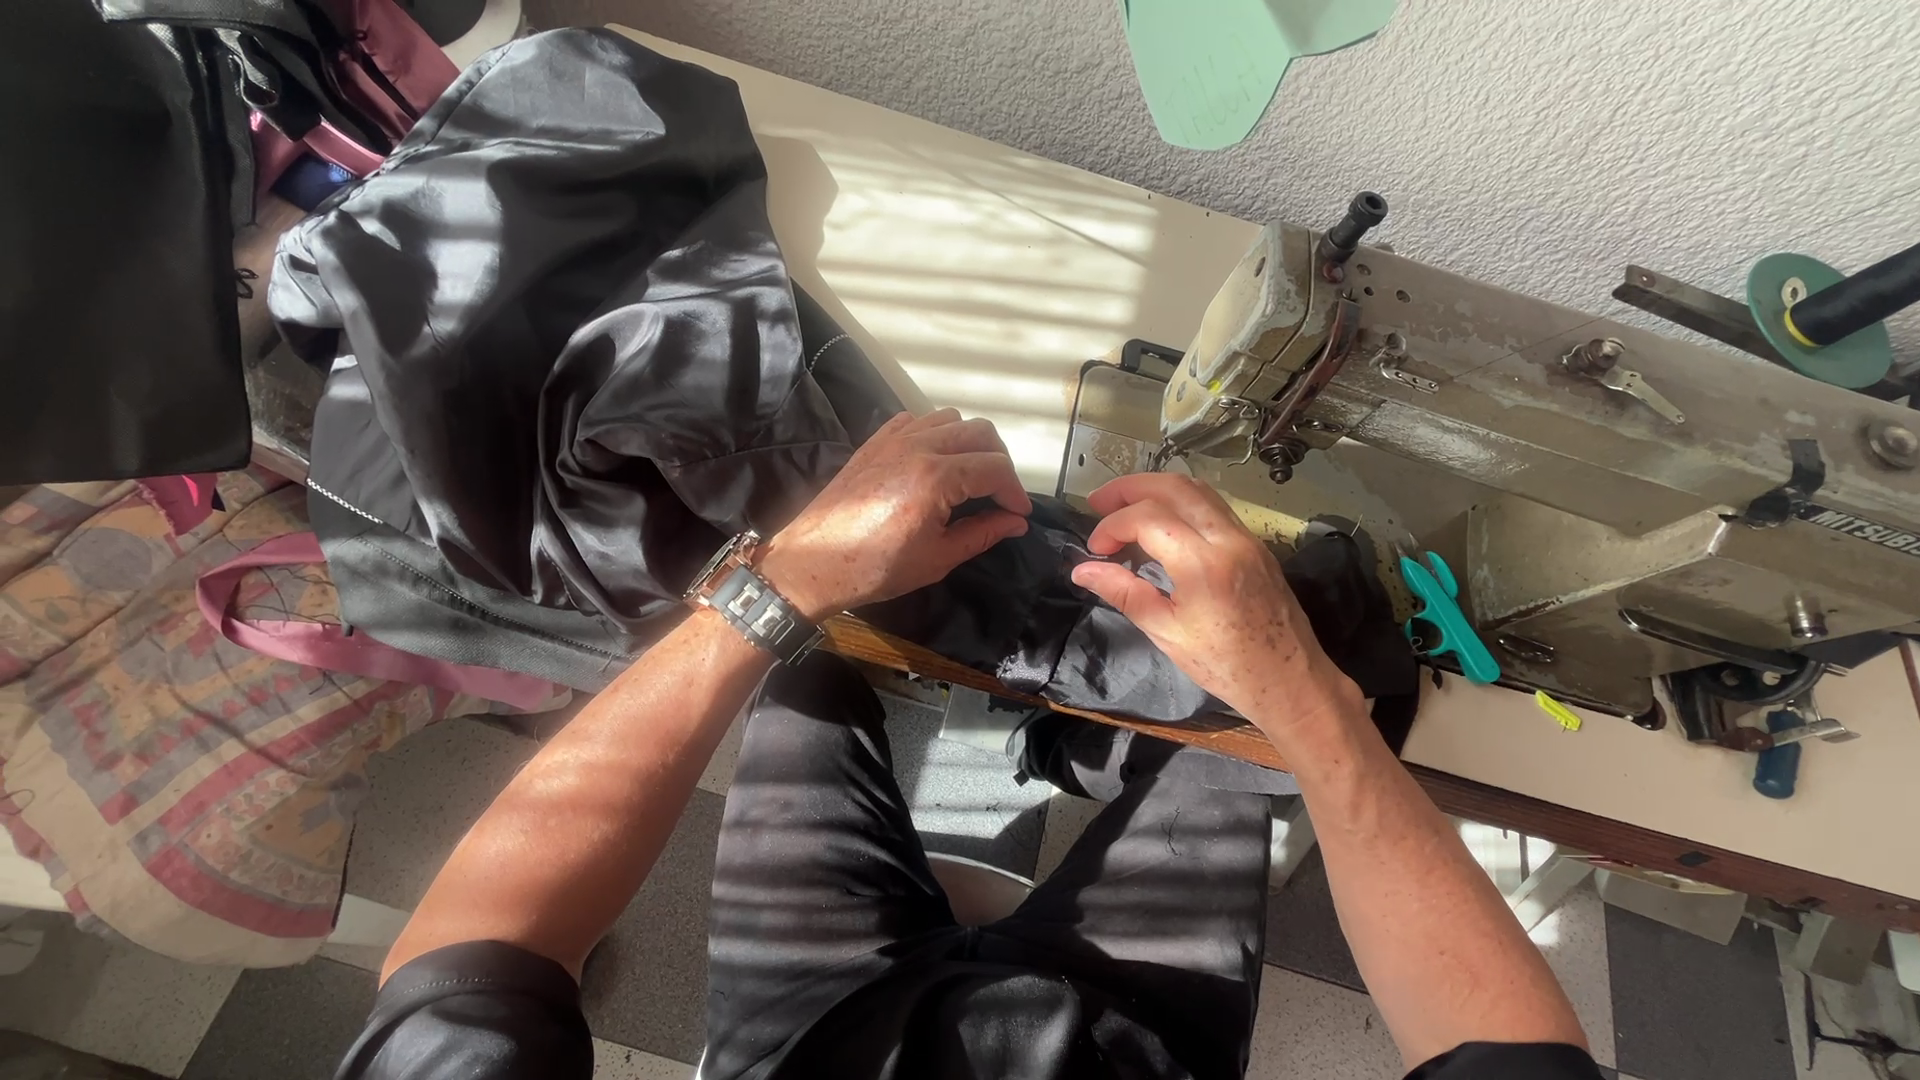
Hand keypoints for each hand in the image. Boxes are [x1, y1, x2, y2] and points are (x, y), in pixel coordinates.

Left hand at [757, 409, 1032, 617]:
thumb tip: (1016, 521)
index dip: (1015, 491)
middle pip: (980, 433)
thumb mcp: (938, 558)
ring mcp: (894, 439)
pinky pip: (917, 420)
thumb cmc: (876, 568)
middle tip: (999, 495)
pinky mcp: (875, 441)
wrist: (815, 563)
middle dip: (999, 462)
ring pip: (951, 419)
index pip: (996, 468)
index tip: (1018, 513)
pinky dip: (936, 433)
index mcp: (936, 477)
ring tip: (971, 476)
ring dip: (970, 442)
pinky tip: (936, 461)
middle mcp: (918, 446)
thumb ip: (983, 533)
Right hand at [1068, 472, 1362, 743]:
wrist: (1289, 680)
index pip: (1146, 518)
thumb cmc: (1224, 665)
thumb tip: (1081, 570)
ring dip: (1155, 489)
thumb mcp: (1165, 632)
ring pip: (1196, 489)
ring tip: (1124, 505)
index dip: (1111, 526)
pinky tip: (1160, 522)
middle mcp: (1228, 538)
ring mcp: (1246, 537)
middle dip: (1129, 488)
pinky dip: (1179, 502)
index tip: (1094, 549)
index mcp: (1203, 563)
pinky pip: (1212, 506)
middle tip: (1098, 503)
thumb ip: (1122, 591)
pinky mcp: (1254, 544)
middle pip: (1173, 487)